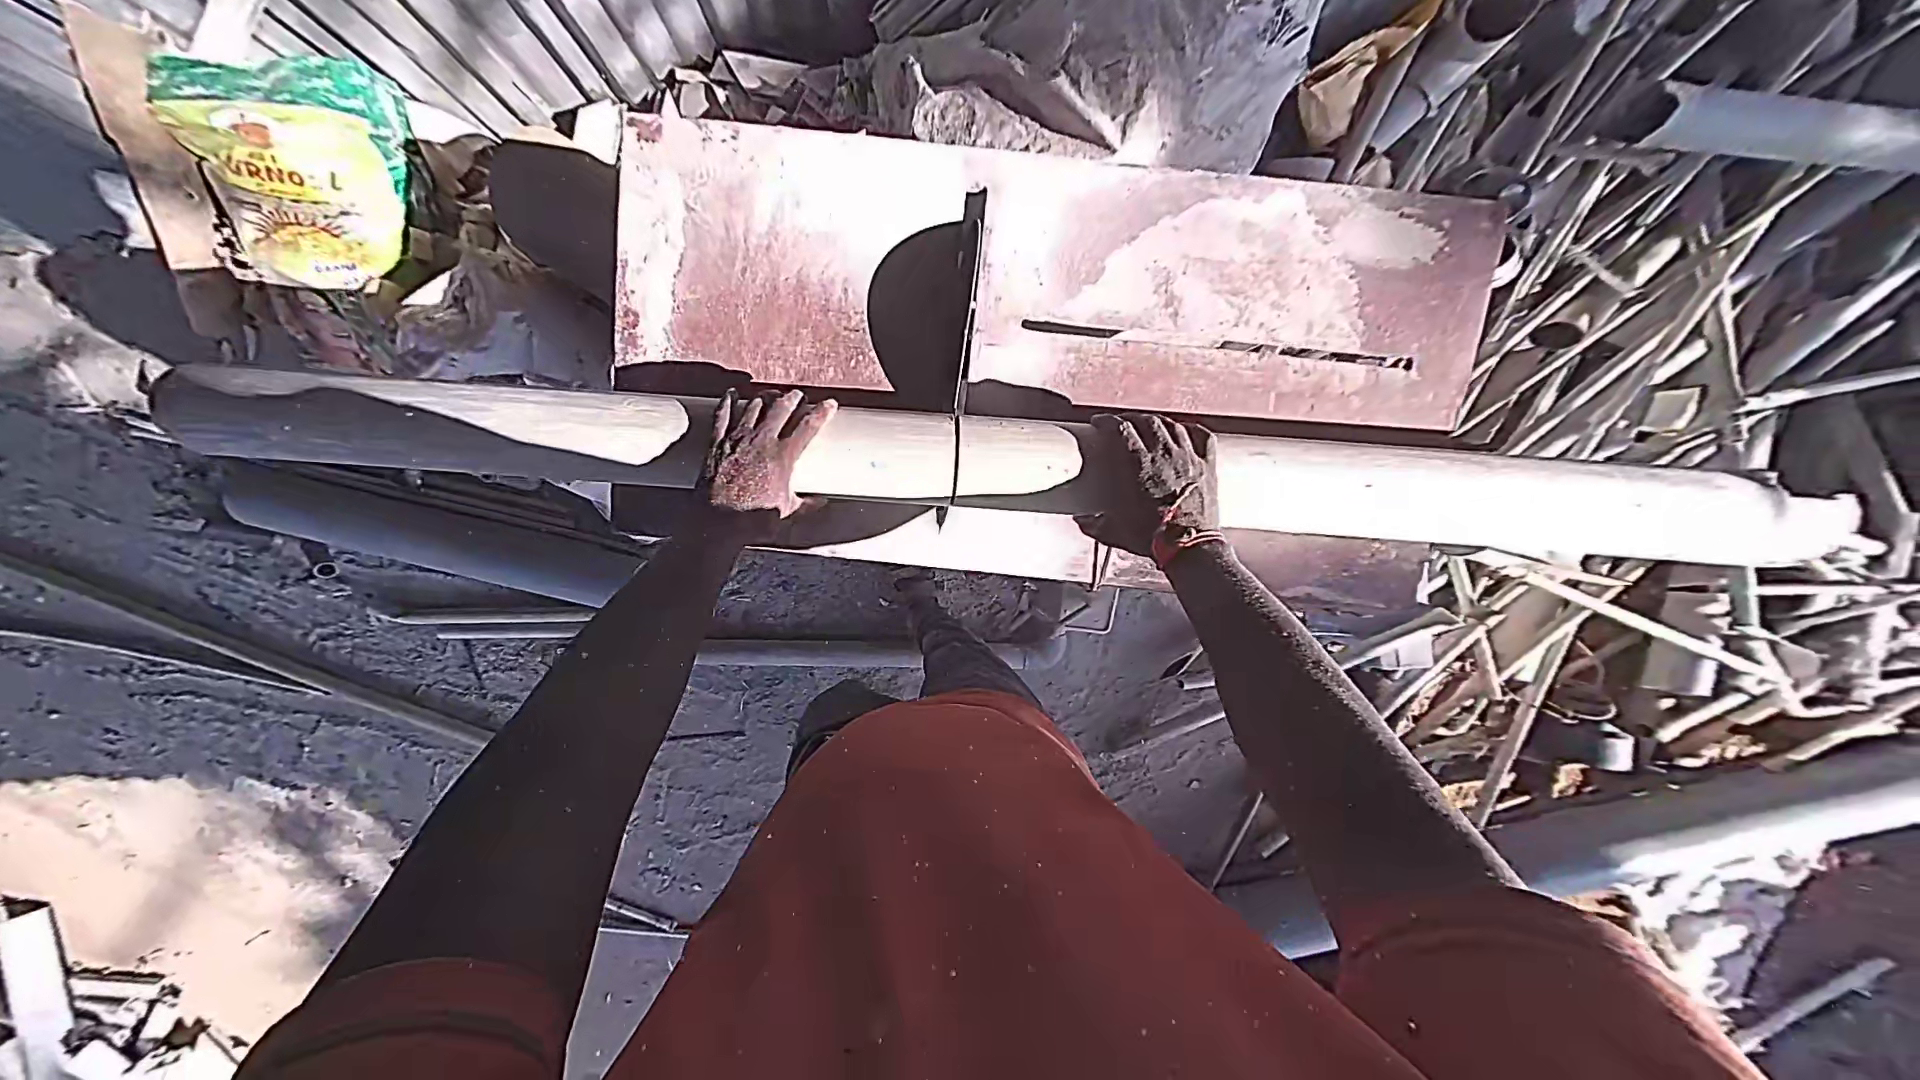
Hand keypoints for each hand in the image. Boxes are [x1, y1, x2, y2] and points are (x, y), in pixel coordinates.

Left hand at [699, 388, 837, 541]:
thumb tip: (821, 503)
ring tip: (771, 394)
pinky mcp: (718, 443)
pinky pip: (722, 415)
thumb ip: (807, 504)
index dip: (822, 412)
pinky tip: (732, 394)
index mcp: (784, 456)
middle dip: (792, 397)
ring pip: (754, 407)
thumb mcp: (787, 511)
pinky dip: (728, 402)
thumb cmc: (754, 519)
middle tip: (798, 394)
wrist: (719, 521)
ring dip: (765, 397)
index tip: (829, 404)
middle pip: (781, 408)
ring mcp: (738, 439)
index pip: (808, 426)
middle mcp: (762, 442)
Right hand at [1075, 413, 1220, 563]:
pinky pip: (1202, 436)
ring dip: (1157, 422)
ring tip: (1149, 425)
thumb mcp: (1115, 531)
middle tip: (1123, 423)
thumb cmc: (1154, 539)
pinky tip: (1183, 431)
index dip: (1108, 421)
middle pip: (1147, 422)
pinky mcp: (1206, 466)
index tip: (1100, 422)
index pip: (1121, 429)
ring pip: (1172, 425)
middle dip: (1131, 419)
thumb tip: (1080, 521)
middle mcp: (1165, 456)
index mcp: (1140, 467)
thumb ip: (1094, 524)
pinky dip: (1191, 429)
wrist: (1190, 548)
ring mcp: (1188, 458)